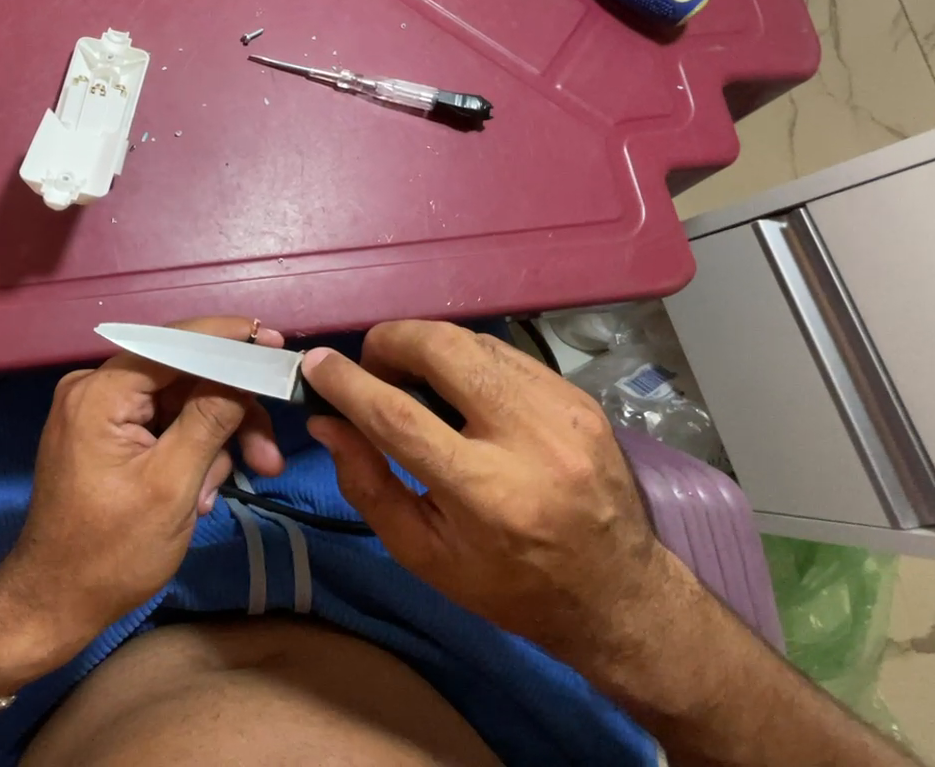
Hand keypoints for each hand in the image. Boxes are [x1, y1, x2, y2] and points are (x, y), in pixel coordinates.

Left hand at [0, 316, 286, 665]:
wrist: (55, 602)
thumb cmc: (111, 551)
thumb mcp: (172, 485)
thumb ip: (209, 420)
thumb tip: (242, 371)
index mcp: (101, 392)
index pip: (174, 343)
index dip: (228, 339)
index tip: (274, 341)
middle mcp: (95, 389)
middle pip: (183, 378)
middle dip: (229, 416)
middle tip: (269, 459)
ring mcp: (98, 413)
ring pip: (178, 406)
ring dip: (210, 447)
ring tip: (214, 498)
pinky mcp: (105, 436)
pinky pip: (161, 428)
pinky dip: (187, 456)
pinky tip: (198, 498)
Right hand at [302, 321, 674, 659]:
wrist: (619, 595)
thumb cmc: (506, 584)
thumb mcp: (421, 552)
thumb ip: (366, 482)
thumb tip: (326, 422)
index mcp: (485, 495)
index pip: (398, 416)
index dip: (348, 383)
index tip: (315, 364)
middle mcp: (530, 441)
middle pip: (443, 349)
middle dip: (390, 342)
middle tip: (373, 368)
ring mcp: (563, 412)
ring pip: (472, 341)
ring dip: (425, 346)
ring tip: (412, 378)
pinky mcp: (579, 398)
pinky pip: (502, 353)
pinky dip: (464, 358)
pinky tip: (457, 388)